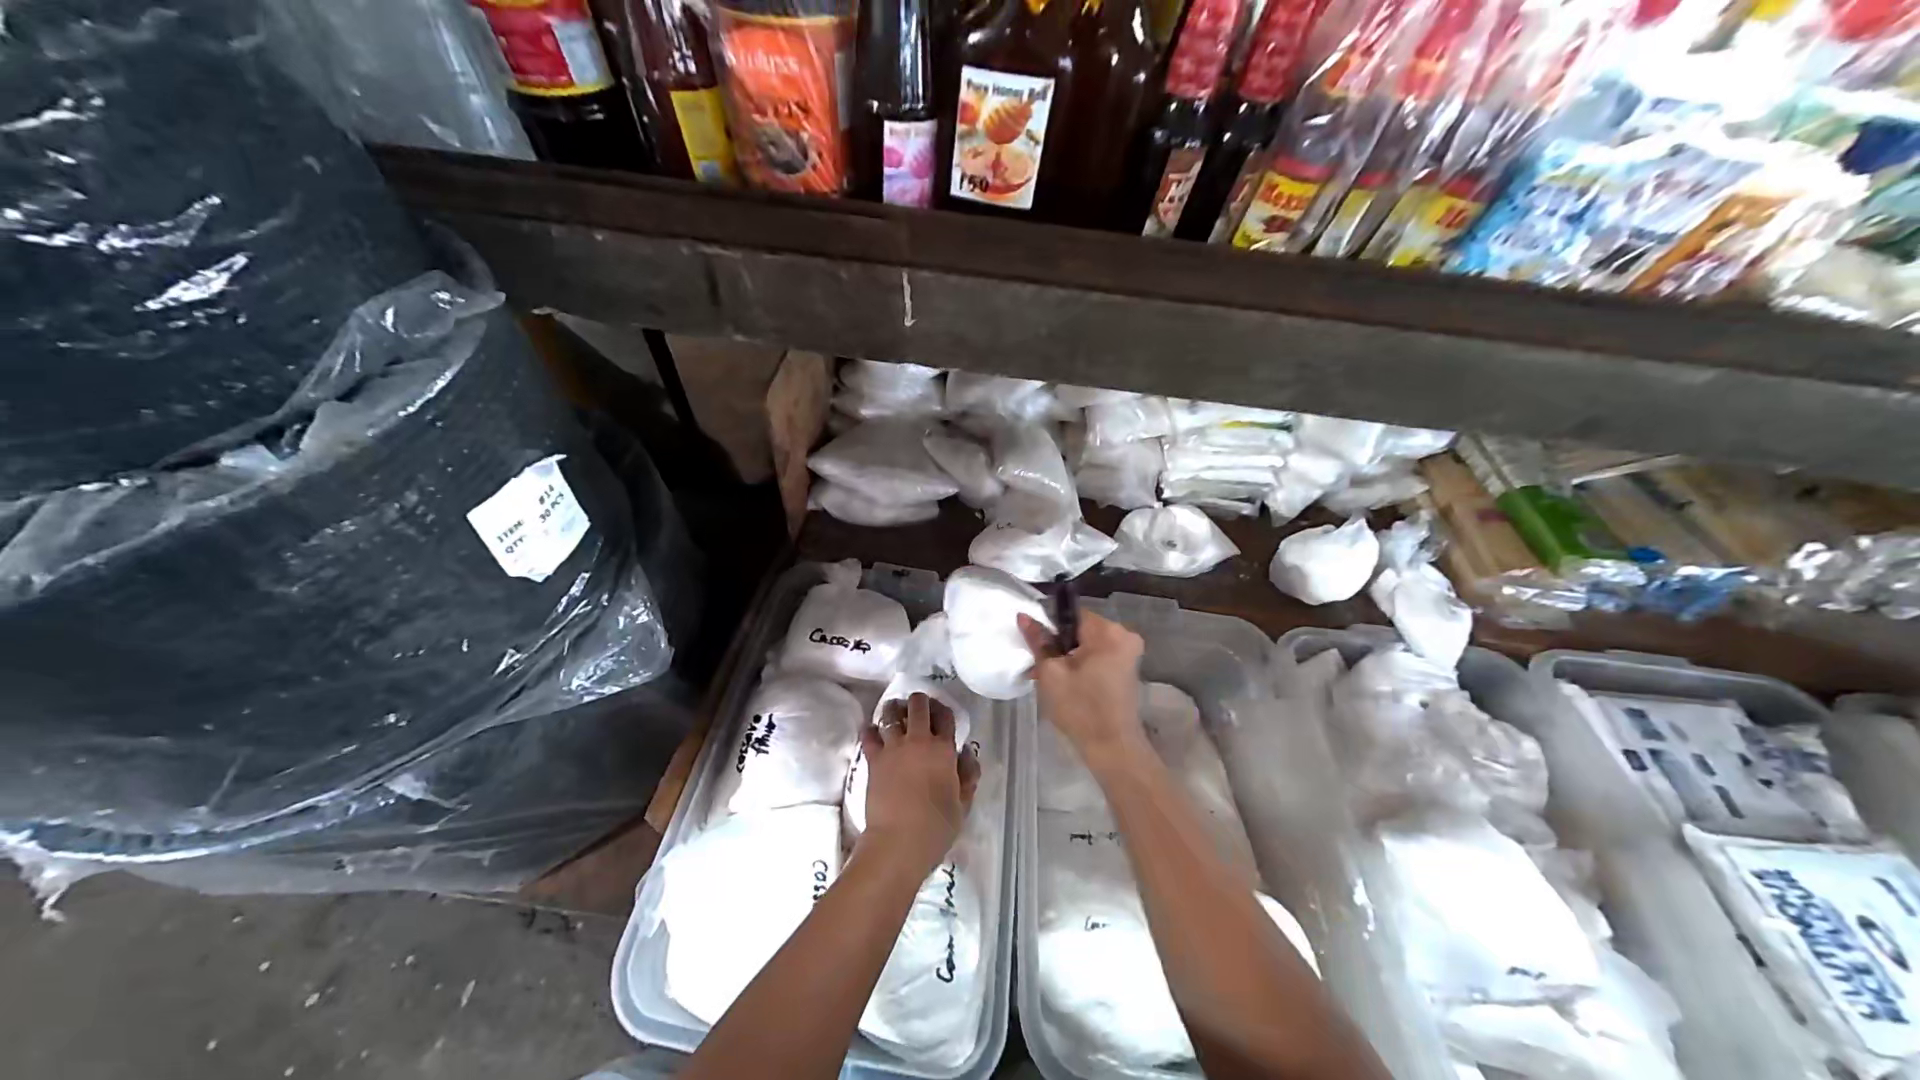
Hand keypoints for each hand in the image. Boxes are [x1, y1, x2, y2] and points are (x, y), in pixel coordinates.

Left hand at [858, 693, 980, 873]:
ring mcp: (894, 748)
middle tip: (917, 705)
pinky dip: (871, 730)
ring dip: (893, 709)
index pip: (946, 717)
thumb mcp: (963, 804)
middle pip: (918, 706)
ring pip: (891, 714)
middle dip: (919, 701)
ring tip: (894, 710)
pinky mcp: (874, 759)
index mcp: (944, 750)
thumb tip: (967, 753)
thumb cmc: (937, 826)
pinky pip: (869, 735)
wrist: (899, 840)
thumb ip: (968, 775)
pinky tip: (873, 732)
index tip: (940, 713)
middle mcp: (919, 741)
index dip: (943, 710)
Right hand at [1018, 611, 1148, 768]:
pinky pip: (1098, 656)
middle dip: (1058, 644)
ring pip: (1087, 644)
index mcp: (1109, 632)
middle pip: (1080, 629)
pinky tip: (1066, 683)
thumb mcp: (1051, 673)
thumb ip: (1038, 641)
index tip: (1036, 645)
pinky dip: (1081, 665)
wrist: (1112, 748)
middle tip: (1039, 665)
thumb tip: (1024, 616)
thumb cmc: (1080, 708)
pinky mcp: (1127, 669)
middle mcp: (1124, 635)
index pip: (1071, 614)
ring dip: (1068, 656)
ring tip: (1049, 677)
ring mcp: (1128, 653)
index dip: (1049, 627)